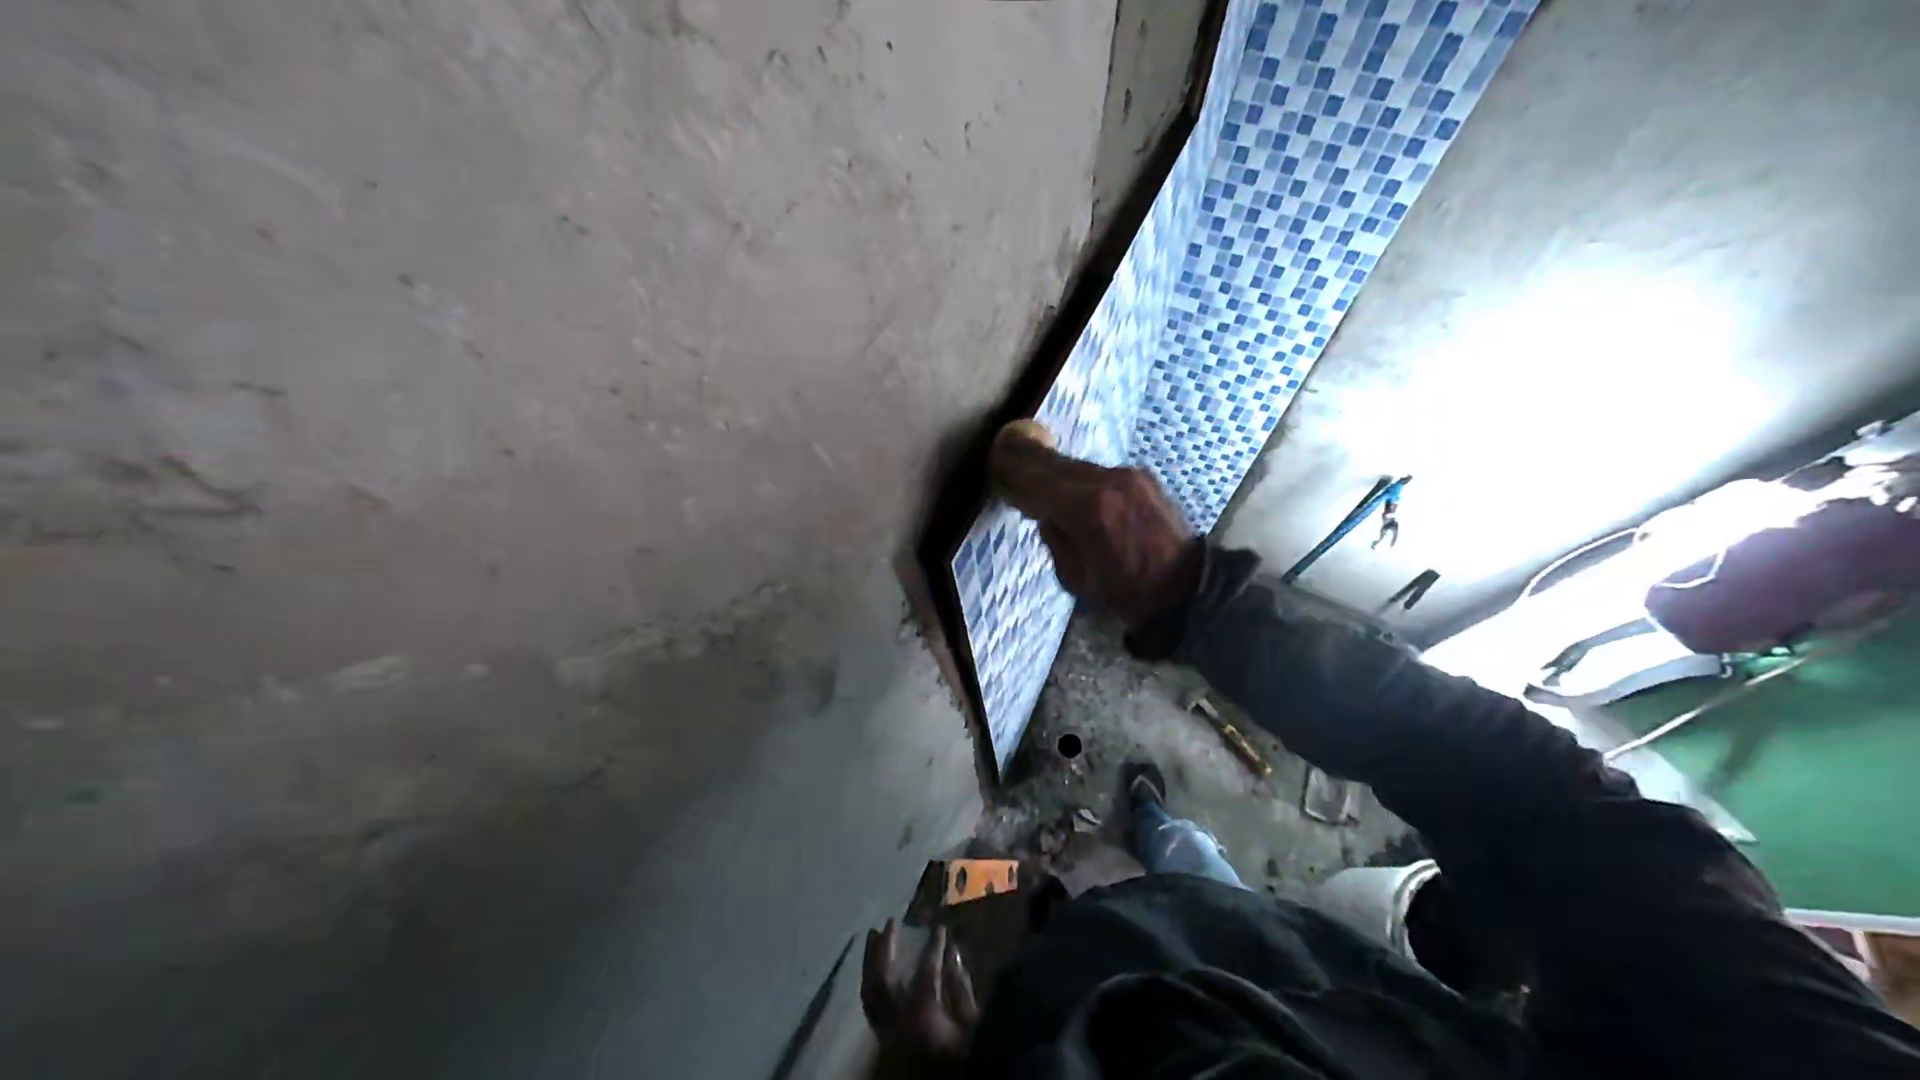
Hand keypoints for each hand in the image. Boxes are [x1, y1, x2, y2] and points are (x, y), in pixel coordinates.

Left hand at [861, 921, 978, 1071]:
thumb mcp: (971, 1024)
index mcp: (923, 1014)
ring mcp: (886, 1031)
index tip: (940, 927)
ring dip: (870, 960)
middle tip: (890, 922)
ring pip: (870, 991)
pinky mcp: (882, 1037)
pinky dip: (869, 981)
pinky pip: (869, 1005)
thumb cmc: (962, 1058)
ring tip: (873, 934)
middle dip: (885, 948)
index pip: (926, 970)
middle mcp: (898, 1021)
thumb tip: (952, 952)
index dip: (934, 945)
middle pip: (883, 979)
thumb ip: (960, 988)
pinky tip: (872, 967)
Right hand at [988, 421, 1200, 628]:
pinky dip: (1076, 476)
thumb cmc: (1124, 592)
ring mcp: (1128, 475)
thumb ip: (1054, 536)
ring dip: (1052, 468)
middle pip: (1055, 463)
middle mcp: (1108, 481)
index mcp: (1088, 508)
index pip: (1036, 479)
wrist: (1184, 588)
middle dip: (1028, 461)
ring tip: (1032, 472)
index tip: (995, 465)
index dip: (1012, 470)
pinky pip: (1096, 471)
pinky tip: (1067, 485)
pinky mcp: (1141, 476)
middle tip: (1005, 456)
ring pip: (1076, 464)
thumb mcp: (1074, 576)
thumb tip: (1043, 511)